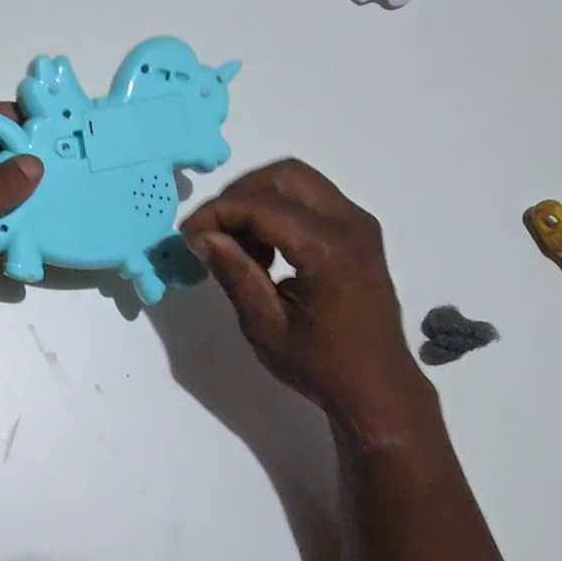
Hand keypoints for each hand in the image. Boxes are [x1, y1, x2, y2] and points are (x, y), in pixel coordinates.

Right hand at [180, 159, 427, 429]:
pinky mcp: (358, 233)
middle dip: (237, 197)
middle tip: (209, 234)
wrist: (375, 384)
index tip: (186, 236)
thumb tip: (202, 237)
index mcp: (327, 250)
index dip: (217, 213)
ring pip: (298, 183)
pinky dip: (278, 214)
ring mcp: (358, 224)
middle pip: (283, 176)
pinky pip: (311, 202)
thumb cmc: (319, 364)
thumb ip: (235, 274)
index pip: (262, 205)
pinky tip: (264, 254)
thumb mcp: (265, 326)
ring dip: (257, 204)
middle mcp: (349, 223)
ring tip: (237, 249)